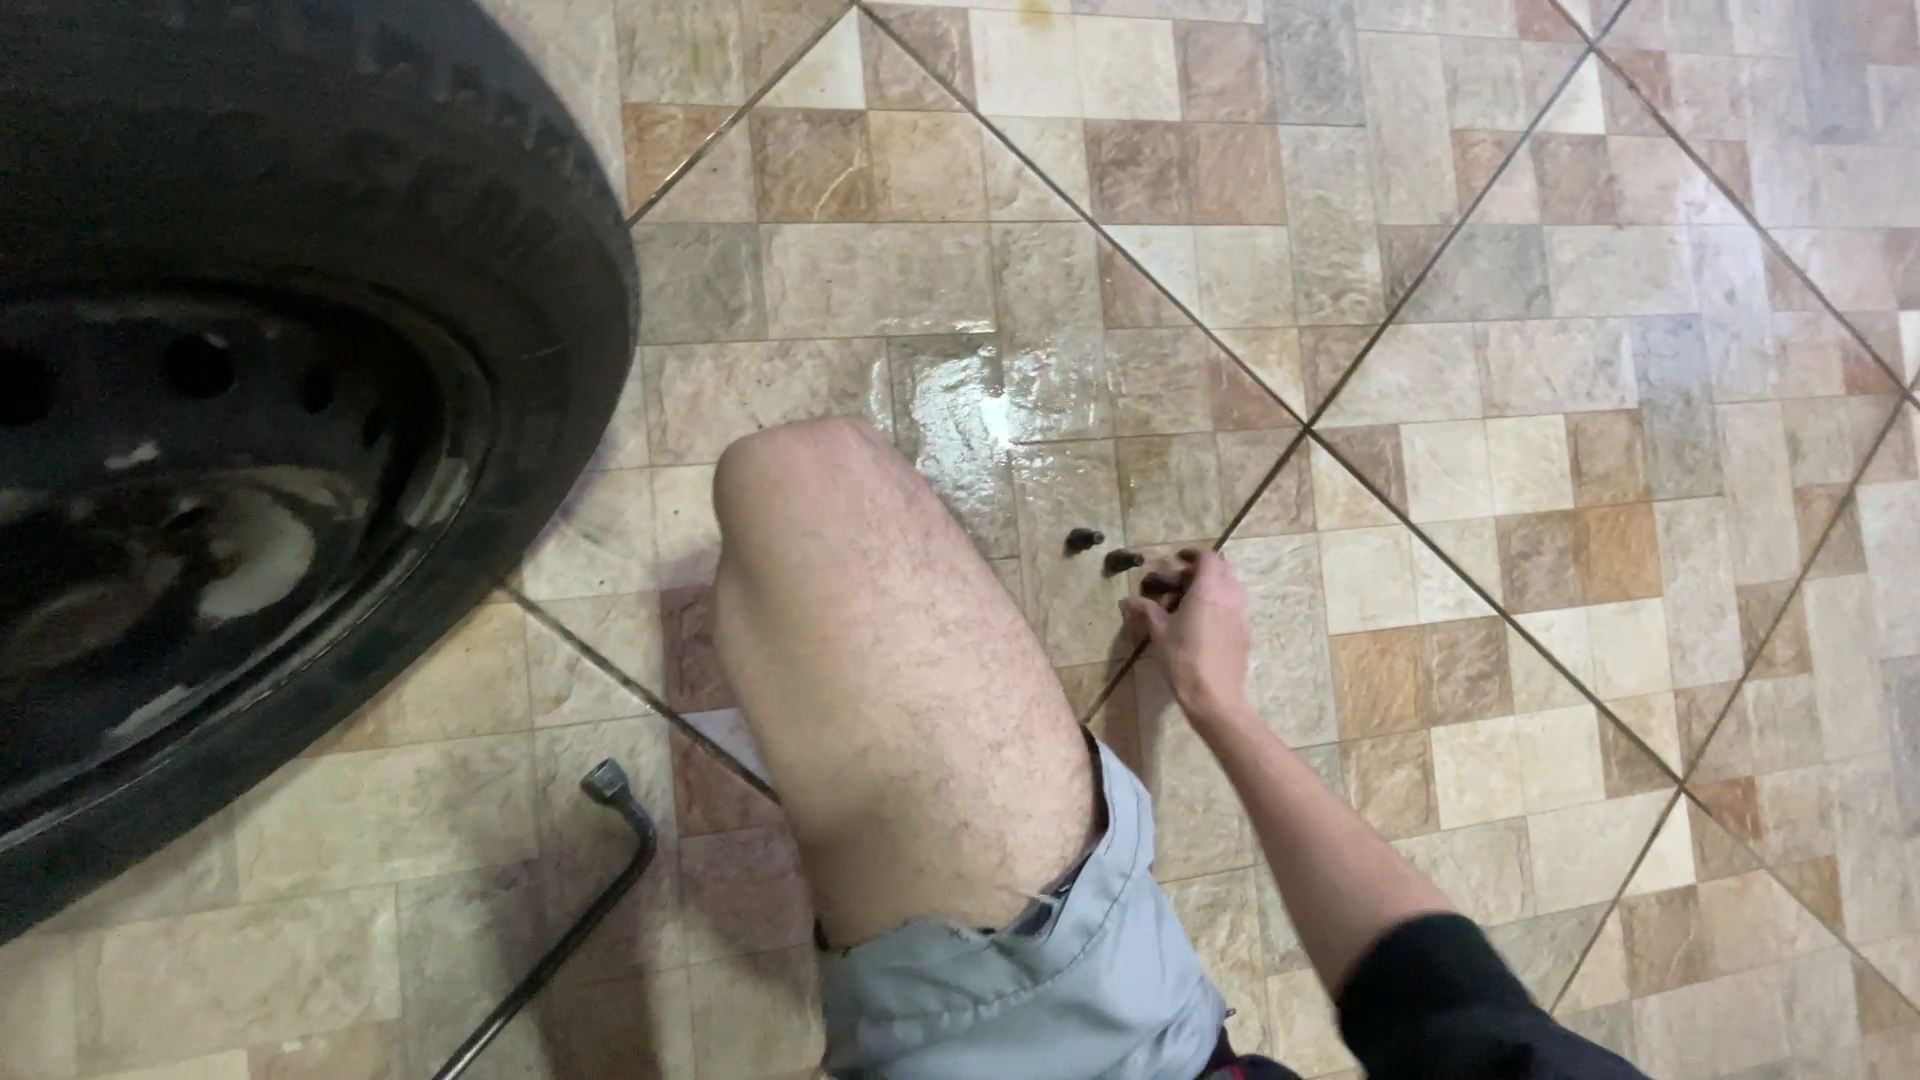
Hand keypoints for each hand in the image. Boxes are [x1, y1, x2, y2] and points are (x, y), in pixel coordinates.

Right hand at [1121, 549, 1251, 723]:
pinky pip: (1235, 605)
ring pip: (1232, 586)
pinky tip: (1204, 622)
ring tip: (1192, 601)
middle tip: (1182, 581)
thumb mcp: (1159, 632)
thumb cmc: (1183, 659)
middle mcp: (1230, 596)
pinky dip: (1221, 603)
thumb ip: (1146, 610)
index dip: (1192, 555)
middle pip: (1223, 568)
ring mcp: (1242, 614)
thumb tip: (1128, 600)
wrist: (1214, 695)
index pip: (1208, 558)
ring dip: (1214, 585)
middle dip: (1203, 569)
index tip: (1178, 559)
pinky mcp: (1245, 631)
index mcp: (1208, 590)